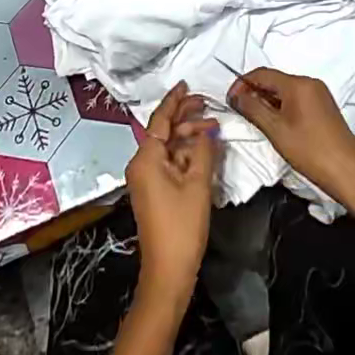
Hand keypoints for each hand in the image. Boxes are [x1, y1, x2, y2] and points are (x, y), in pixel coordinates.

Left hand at [125, 83, 220, 300]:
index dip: (174, 101)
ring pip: (167, 147)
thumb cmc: (182, 225)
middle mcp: (140, 163)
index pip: (160, 119)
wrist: (168, 269)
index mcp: (145, 157)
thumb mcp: (198, 185)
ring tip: (214, 128)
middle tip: (207, 104)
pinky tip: (204, 150)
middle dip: (185, 117)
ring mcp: (145, 177)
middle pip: (163, 131)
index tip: (186, 85)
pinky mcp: (153, 190)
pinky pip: (168, 162)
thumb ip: (203, 152)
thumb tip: (207, 130)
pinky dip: (185, 154)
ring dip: (188, 137)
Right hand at [227, 68, 354, 201]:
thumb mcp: (274, 130)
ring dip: (267, 101)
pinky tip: (275, 123)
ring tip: (255, 118)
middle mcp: (310, 83)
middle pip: (274, 80)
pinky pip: (296, 99)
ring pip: (284, 91)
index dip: (241, 84)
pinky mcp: (324, 108)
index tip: (230, 100)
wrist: (348, 174)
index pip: (261, 74)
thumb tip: (236, 96)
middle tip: (240, 110)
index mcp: (298, 84)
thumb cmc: (309, 150)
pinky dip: (281, 107)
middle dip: (254, 92)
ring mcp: (320, 95)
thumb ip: (252, 108)